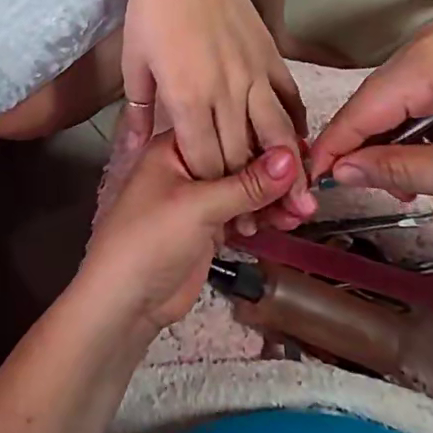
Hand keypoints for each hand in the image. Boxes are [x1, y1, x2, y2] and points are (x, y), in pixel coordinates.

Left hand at [79, 103, 299, 332]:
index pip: (230, 131)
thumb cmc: (149, 240)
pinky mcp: (209, 225)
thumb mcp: (197, 206)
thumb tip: (292, 159)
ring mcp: (200, 196)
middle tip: (308, 194)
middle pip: (242, 160)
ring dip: (275, 199)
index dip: (268, 143)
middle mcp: (189, 165)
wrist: (124, 302)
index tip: (305, 157)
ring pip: (247, 188)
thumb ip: (246, 183)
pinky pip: (244, 212)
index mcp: (176, 146)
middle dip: (277, 176)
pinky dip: (265, 216)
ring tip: (303, 213)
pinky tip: (287, 222)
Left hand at [123, 0, 308, 195]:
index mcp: (189, 98)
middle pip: (244, 156)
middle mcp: (228, 93)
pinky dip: (297, 125)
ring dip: (286, 170)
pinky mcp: (273, 56)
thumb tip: (137, 148)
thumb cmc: (151, 9)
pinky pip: (291, 99)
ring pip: (277, 134)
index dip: (212, 191)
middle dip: (250, 193)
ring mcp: (255, 74)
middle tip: (258, 221)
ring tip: (293, 197)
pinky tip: (299, 144)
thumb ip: (140, 111)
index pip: (208, 161)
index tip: (215, 209)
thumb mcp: (134, 63)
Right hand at [307, 21, 432, 202]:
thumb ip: (397, 169)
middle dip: (365, 150)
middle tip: (373, 195)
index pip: (357, 110)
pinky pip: (422, 96)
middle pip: (373, 103)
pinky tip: (430, 160)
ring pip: (396, 102)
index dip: (331, 150)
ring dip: (393, 144)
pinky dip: (418, 131)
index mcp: (424, 61)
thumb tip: (341, 171)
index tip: (309, 187)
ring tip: (409, 185)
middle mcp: (428, 45)